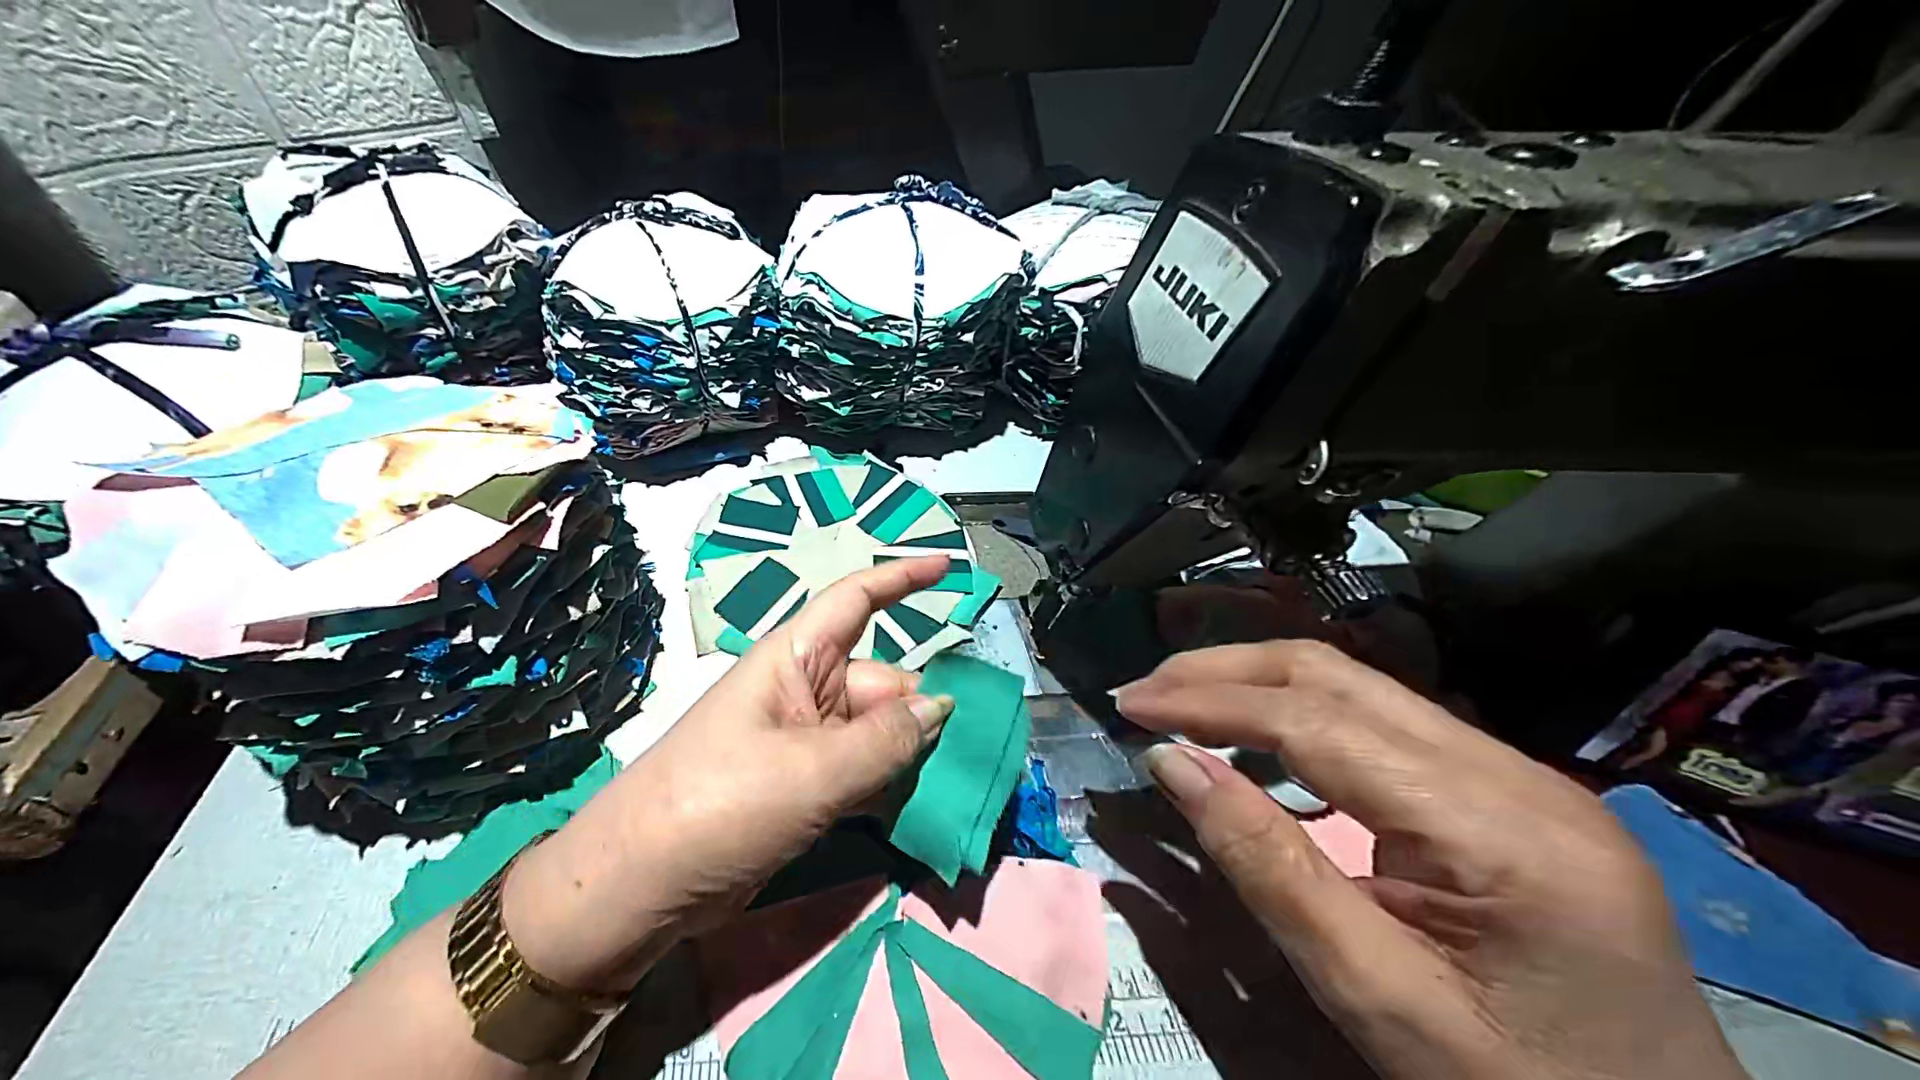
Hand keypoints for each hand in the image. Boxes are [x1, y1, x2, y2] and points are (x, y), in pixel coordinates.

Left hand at [505, 555, 955, 991]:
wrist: (639, 886)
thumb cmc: (720, 803)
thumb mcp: (812, 770)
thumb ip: (886, 739)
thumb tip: (940, 708)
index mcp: (796, 659)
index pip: (856, 601)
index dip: (903, 578)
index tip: (949, 567)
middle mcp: (805, 691)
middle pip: (883, 681)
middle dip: (921, 707)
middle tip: (965, 747)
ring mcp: (805, 740)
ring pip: (878, 730)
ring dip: (911, 752)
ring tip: (952, 779)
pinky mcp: (805, 784)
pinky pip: (863, 768)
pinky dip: (890, 782)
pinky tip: (917, 806)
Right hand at [1116, 640, 1747, 1079]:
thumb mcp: (1374, 999)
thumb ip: (1269, 869)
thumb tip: (1173, 764)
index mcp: (1501, 829)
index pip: (1320, 723)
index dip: (1212, 703)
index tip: (1132, 704)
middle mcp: (1515, 773)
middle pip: (1339, 677)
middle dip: (1226, 672)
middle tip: (1145, 692)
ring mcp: (1516, 774)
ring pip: (1356, 688)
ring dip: (1256, 684)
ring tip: (1181, 702)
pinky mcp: (1501, 789)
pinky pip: (1378, 724)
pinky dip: (1296, 714)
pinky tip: (1253, 735)